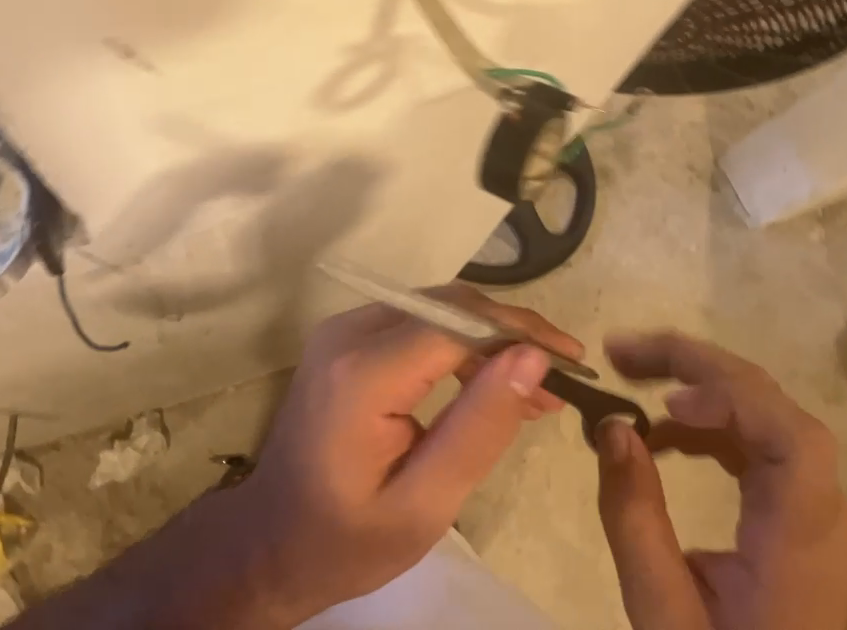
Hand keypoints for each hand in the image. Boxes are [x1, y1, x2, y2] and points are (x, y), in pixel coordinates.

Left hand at [231, 284, 583, 623]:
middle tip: (567, 374)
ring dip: (489, 338)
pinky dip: (459, 345)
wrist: (271, 540)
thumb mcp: (424, 502)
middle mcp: (347, 333)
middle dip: (512, 331)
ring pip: (434, 310)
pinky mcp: (345, 341)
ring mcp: (341, 332)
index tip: (575, 362)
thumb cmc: (347, 539)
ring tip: (540, 386)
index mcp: (362, 373)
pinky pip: (414, 325)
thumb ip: (478, 427)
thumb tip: (533, 359)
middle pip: (447, 306)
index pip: (457, 325)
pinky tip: (492, 382)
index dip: (520, 334)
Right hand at [593, 333, 846, 629]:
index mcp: (803, 543)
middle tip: (621, 354)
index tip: (661, 403)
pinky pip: (760, 450)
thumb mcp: (663, 614)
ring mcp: (819, 517)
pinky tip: (661, 437)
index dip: (731, 398)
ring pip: (767, 420)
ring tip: (629, 382)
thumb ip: (634, 518)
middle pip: (776, 410)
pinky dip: (709, 428)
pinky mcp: (801, 523)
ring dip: (698, 391)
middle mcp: (826, 517)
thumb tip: (614, 427)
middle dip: (696, 368)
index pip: (793, 437)